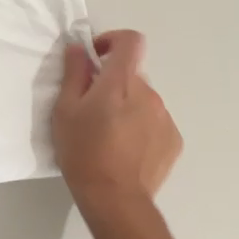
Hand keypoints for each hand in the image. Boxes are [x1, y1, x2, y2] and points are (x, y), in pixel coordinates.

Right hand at [52, 30, 182, 223]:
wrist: (115, 197)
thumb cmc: (82, 150)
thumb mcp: (65, 109)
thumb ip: (74, 73)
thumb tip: (79, 49)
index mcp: (121, 82)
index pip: (131, 41)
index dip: (113, 41)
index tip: (95, 58)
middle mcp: (150, 94)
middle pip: (132, 75)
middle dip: (112, 83)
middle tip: (90, 108)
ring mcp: (165, 117)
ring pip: (143, 99)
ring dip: (126, 106)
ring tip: (107, 133)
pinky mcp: (174, 140)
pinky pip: (154, 121)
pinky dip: (139, 125)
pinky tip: (124, 148)